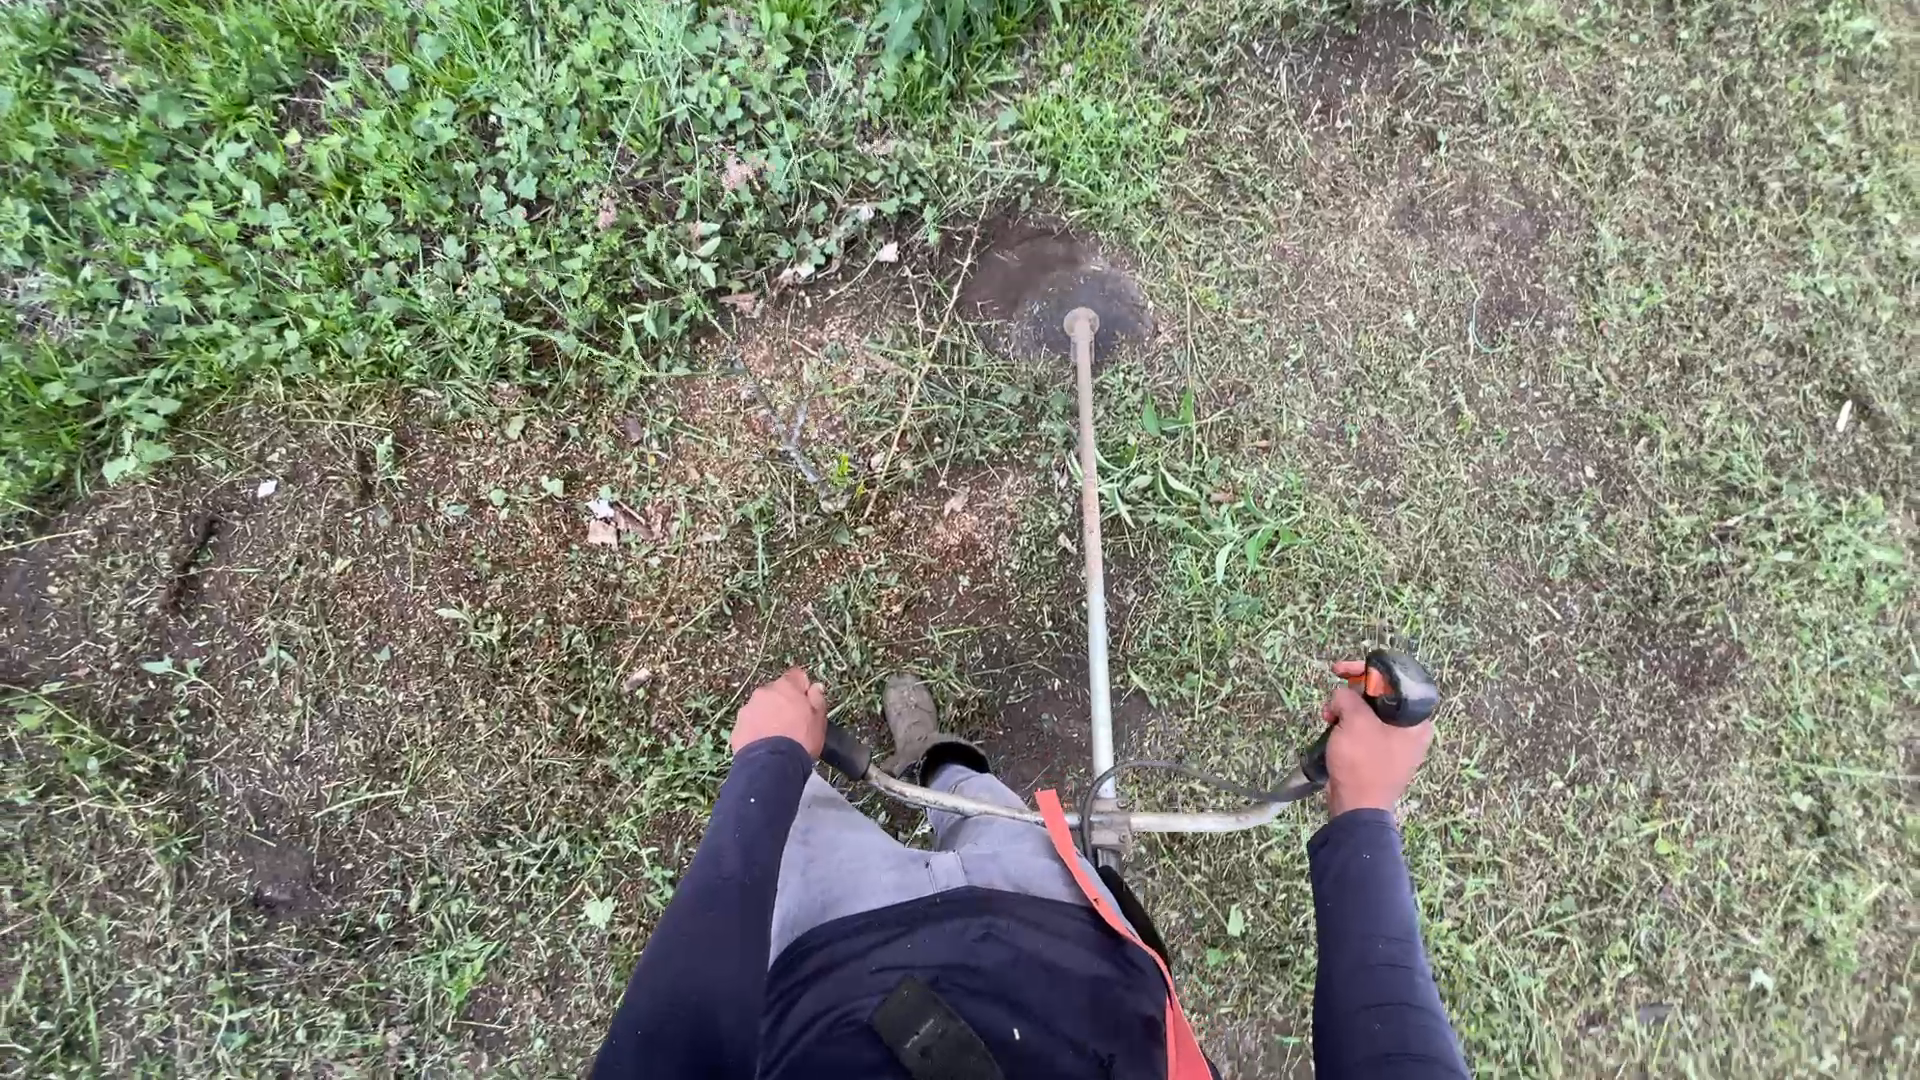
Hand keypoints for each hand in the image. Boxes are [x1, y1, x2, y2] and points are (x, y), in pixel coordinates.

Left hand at [730, 668, 827, 757]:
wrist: (773, 765)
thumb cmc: (800, 740)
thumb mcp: (819, 720)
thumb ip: (817, 699)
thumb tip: (815, 688)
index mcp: (786, 686)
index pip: (796, 675)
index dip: (803, 688)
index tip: (807, 702)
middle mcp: (764, 693)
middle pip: (776, 692)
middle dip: (783, 703)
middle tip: (793, 723)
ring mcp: (748, 709)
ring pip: (761, 707)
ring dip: (768, 716)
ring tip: (777, 737)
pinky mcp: (737, 727)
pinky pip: (749, 724)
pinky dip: (756, 730)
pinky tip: (766, 746)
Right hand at [1321, 659, 1433, 816]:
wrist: (1357, 806)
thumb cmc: (1363, 762)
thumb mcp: (1355, 721)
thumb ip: (1348, 697)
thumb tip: (1342, 696)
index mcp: (1417, 720)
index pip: (1393, 681)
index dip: (1364, 671)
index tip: (1339, 670)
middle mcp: (1411, 729)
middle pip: (1378, 696)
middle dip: (1350, 694)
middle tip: (1332, 702)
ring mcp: (1395, 743)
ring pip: (1367, 712)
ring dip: (1344, 710)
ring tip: (1328, 718)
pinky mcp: (1379, 753)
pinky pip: (1362, 729)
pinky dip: (1346, 724)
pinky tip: (1332, 729)